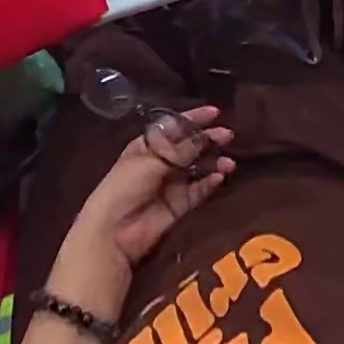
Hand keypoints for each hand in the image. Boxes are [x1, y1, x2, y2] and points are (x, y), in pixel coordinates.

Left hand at [47, 106, 234, 315]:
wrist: (114, 230)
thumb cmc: (125, 185)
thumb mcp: (151, 161)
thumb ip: (180, 150)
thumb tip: (204, 136)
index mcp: (149, 144)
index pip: (175, 126)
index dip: (194, 118)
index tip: (214, 112)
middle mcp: (162, 161)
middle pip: (189, 146)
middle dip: (208, 139)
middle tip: (227, 135)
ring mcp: (171, 183)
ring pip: (198, 168)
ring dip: (213, 162)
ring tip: (229, 162)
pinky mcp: (179, 205)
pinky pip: (199, 190)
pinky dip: (210, 183)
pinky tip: (221, 177)